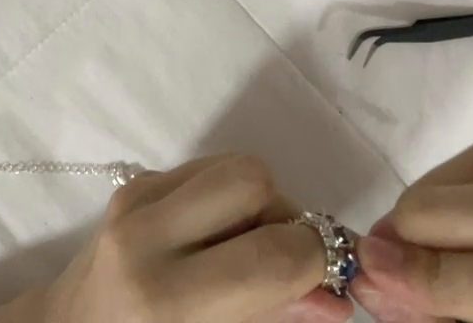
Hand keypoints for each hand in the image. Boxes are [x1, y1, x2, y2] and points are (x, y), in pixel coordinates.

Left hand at [22, 155, 349, 322]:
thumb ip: (277, 316)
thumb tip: (340, 293)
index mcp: (166, 298)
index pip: (272, 254)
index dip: (318, 260)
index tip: (332, 274)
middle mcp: (146, 235)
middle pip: (252, 180)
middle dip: (286, 213)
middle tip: (285, 255)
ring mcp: (134, 198)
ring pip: (232, 165)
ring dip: (259, 201)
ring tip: (248, 246)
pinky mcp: (132, 181)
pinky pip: (205, 168)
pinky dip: (228, 196)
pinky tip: (217, 235)